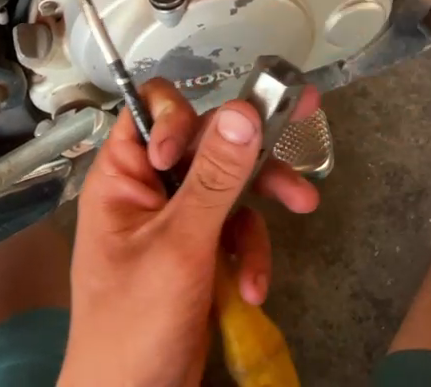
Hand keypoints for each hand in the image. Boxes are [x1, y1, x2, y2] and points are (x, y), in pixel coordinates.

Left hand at [60, 80, 318, 386]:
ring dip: (262, 204)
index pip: (152, 110)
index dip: (187, 114)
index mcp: (124, 175)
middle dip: (252, 149)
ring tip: (305, 206)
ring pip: (230, 185)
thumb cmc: (137, 322)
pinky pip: (234, 230)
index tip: (219, 136)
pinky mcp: (199, 251)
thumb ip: (216, 177)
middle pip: (206, 143)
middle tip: (306, 110)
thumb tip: (244, 108)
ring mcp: (175, 220)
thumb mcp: (180, 246)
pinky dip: (250, 253)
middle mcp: (148, 188)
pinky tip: (254, 288)